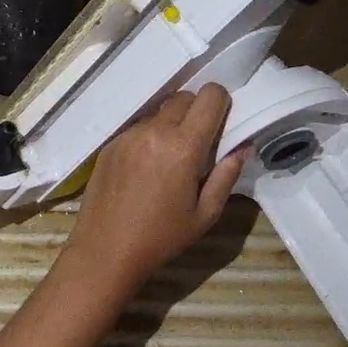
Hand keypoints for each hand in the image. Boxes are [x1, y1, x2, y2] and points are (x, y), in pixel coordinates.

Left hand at [64, 84, 248, 288]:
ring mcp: (127, 136)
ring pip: (158, 111)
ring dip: (171, 123)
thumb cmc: (161, 238)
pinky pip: (137, 127)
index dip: (221, 102)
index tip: (223, 121)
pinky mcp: (109, 145)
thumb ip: (227, 176)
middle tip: (200, 143)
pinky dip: (149, 136)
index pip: (209, 96)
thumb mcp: (205, 214)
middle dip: (198, 112)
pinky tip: (146, 167)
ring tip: (171, 158)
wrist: (105, 250)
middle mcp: (153, 131)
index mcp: (182, 146)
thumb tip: (242, 147)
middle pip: (184, 97)